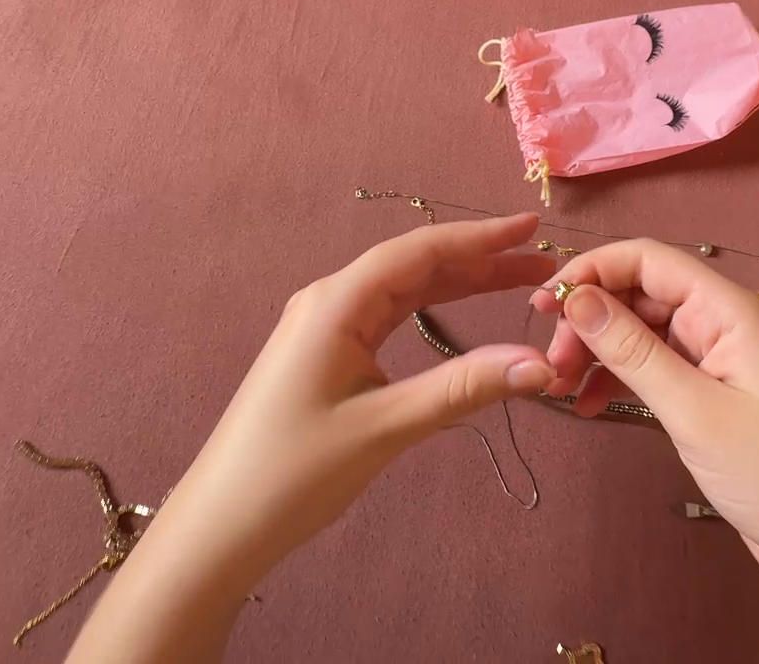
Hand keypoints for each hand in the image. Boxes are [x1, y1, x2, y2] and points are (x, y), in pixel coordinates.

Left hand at [69, 214, 556, 662]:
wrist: (217, 529)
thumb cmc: (293, 474)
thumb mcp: (386, 427)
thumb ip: (464, 388)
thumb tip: (541, 364)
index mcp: (337, 302)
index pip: (420, 251)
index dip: (480, 237)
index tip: (531, 228)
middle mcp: (331, 299)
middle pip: (417, 264)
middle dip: (481, 260)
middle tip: (541, 263)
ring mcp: (327, 324)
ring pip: (407, 288)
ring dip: (462, 282)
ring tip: (518, 280)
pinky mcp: (328, 350)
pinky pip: (392, 313)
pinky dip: (436, 306)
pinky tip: (462, 306)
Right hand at [531, 240, 758, 663]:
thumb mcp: (696, 411)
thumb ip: (633, 350)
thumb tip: (576, 297)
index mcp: (727, 309)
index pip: (647, 259)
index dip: (592, 270)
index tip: (544, 303)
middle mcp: (719, 321)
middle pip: (640, 293)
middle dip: (590, 318)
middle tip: (552, 363)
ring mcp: (715, 357)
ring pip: (641, 331)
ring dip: (599, 351)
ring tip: (563, 387)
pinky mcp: (709, 392)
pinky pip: (653, 367)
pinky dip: (619, 379)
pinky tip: (592, 406)